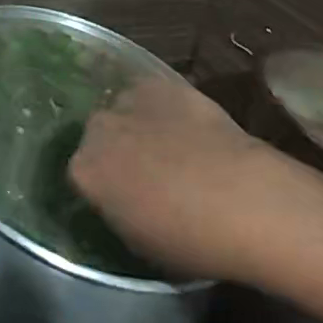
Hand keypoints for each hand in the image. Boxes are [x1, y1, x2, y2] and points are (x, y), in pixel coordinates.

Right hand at [68, 77, 293, 281]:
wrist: (240, 197)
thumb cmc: (189, 238)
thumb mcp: (138, 240)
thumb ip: (117, 209)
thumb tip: (122, 197)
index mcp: (84, 171)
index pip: (82, 173)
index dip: (103, 184)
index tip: (122, 195)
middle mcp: (96, 128)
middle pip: (98, 133)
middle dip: (116, 147)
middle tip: (145, 169)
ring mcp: (127, 99)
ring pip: (124, 108)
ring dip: (138, 122)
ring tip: (170, 143)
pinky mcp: (160, 81)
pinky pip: (152, 93)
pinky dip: (164, 105)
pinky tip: (187, 123)